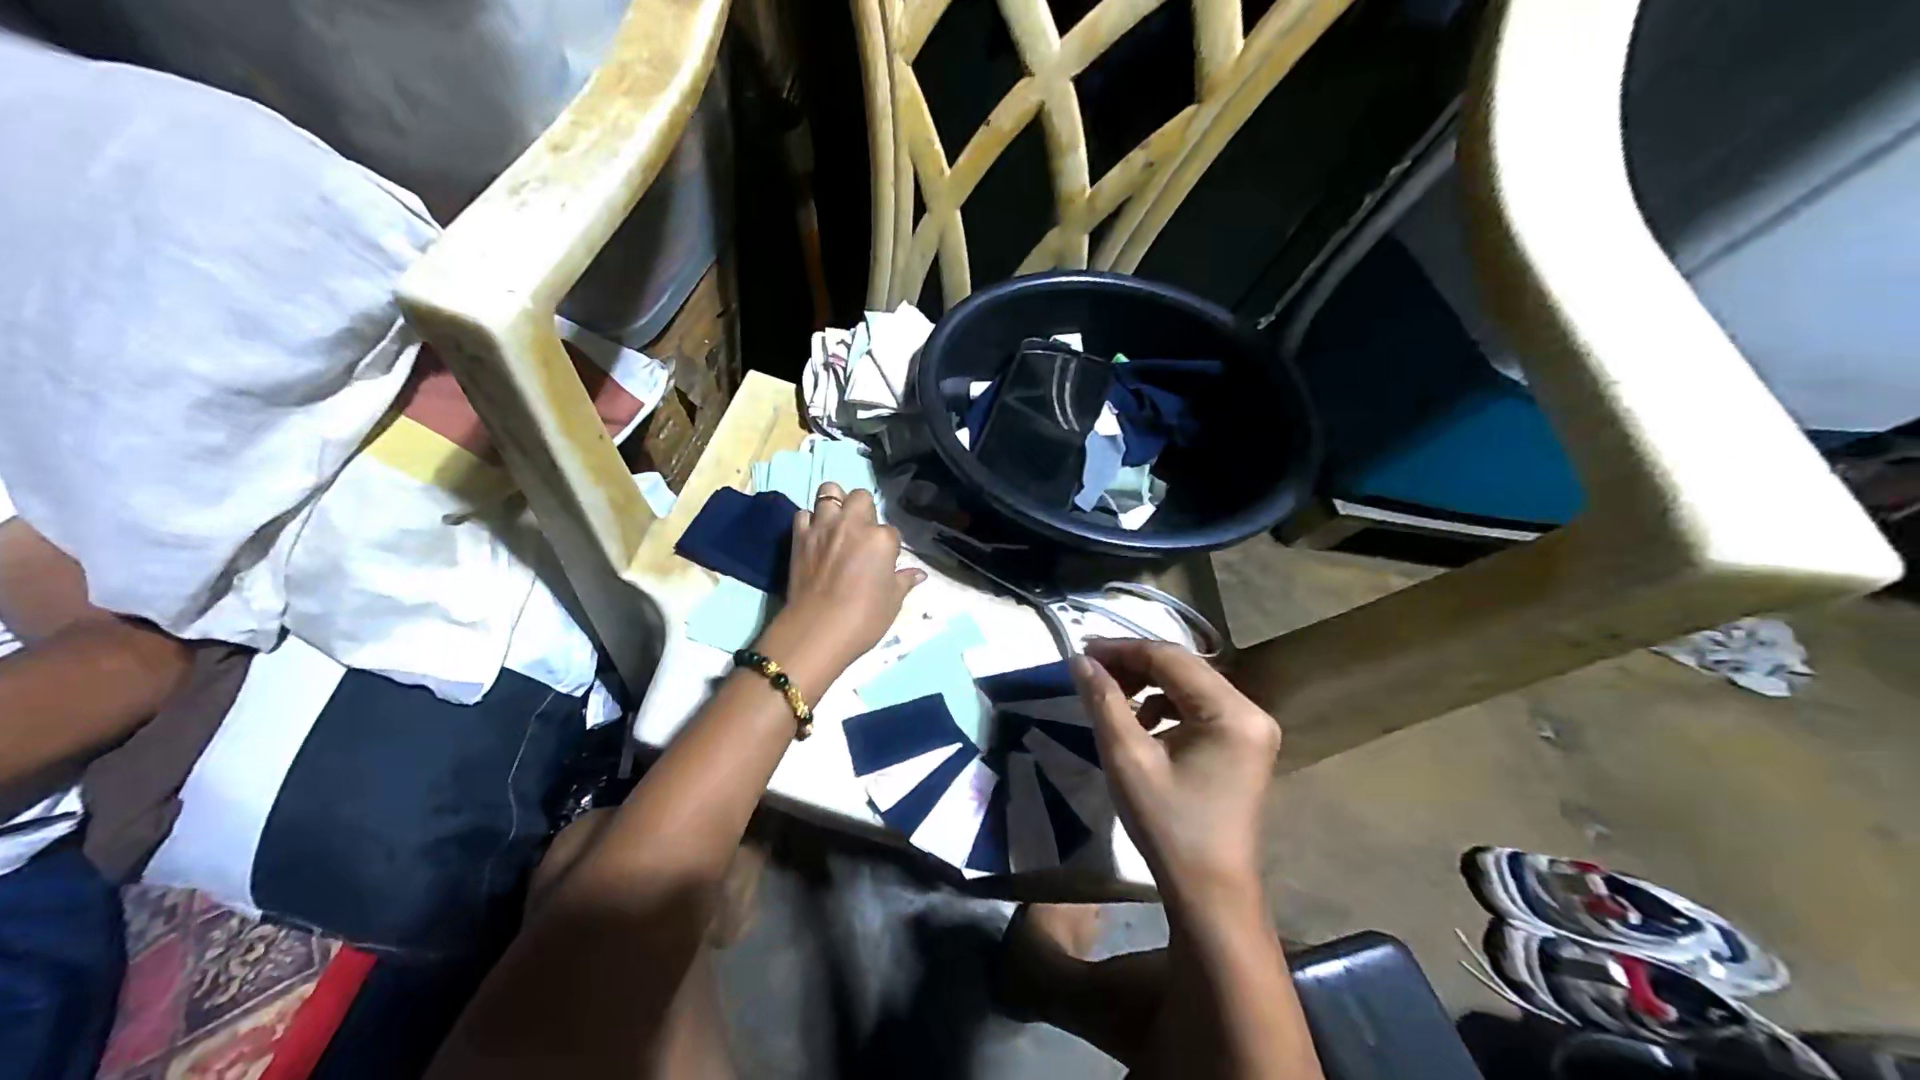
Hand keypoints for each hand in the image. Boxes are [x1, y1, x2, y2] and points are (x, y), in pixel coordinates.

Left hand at [754, 483, 923, 690]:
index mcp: (881, 538)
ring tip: (837, 523)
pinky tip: (815, 535)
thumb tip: (919, 574)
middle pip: (860, 497)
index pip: (891, 531)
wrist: (818, 629)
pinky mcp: (799, 536)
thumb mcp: (892, 601)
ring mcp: (823, 527)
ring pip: (829, 491)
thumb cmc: (864, 617)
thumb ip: (904, 581)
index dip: (888, 546)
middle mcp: (852, 524)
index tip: (883, 561)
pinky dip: (810, 521)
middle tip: (861, 533)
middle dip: (864, 510)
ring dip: (835, 503)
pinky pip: (803, 514)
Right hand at [1070, 639, 1280, 909]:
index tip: (1082, 650)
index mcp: (1231, 712)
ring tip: (1113, 697)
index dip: (1123, 649)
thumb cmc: (1169, 825)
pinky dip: (1167, 706)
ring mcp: (1252, 729)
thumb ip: (1104, 701)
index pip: (1171, 659)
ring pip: (1190, 686)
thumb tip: (1081, 661)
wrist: (1210, 892)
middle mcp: (1251, 712)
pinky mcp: (1244, 745)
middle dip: (1134, 665)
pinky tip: (1143, 724)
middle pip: (1184, 669)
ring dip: (1149, 685)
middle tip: (1091, 670)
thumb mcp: (1128, 758)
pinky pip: (1200, 708)